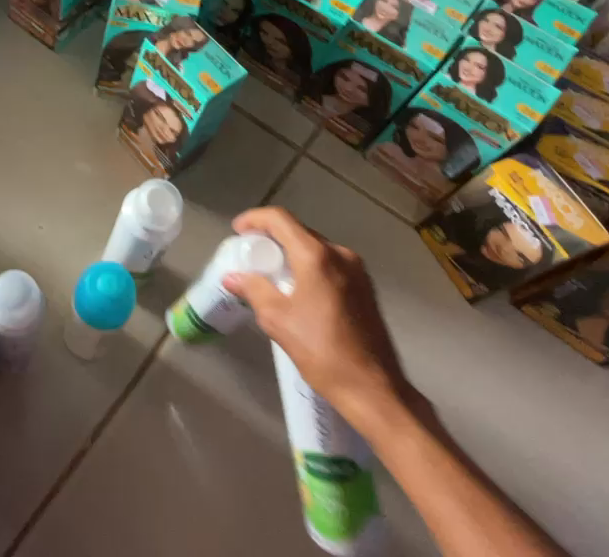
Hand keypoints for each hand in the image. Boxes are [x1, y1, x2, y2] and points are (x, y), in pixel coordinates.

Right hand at [222, 207, 415, 426]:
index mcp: (317, 257)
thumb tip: (234, 277)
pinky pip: (329, 264)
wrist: (375, 389)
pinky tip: (297, 290)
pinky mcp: (365, 287)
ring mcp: (358, 270)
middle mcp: (341, 255)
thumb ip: (254, 289)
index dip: (255, 219)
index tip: (238, 231)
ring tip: (270, 275)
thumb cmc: (322, 352)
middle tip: (250, 256)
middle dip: (271, 239)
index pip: (280, 220)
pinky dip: (308, 267)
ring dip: (290, 254)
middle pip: (299, 232)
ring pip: (315, 249)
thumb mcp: (278, 320)